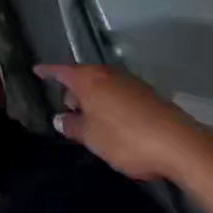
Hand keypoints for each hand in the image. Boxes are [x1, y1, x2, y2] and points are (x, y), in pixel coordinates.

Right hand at [37, 64, 212, 182]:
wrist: (176, 142)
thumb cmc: (126, 138)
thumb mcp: (92, 138)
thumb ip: (73, 127)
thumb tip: (60, 118)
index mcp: (91, 80)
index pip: (62, 71)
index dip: (48, 71)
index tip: (36, 70)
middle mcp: (108, 74)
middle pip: (83, 77)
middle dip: (72, 91)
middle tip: (65, 111)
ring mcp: (128, 81)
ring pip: (101, 85)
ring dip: (91, 100)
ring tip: (87, 122)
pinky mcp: (144, 93)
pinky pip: (116, 93)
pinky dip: (107, 103)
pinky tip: (110, 124)